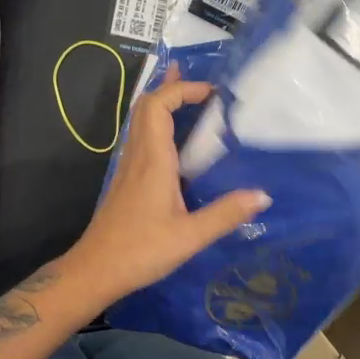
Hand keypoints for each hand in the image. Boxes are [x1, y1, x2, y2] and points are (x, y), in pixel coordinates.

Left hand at [65, 67, 270, 300]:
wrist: (95, 271)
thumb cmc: (140, 251)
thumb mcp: (190, 237)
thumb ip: (225, 214)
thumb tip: (263, 195)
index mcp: (153, 161)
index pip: (159, 106)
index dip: (183, 90)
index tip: (213, 94)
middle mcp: (138, 157)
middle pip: (146, 107)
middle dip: (172, 89)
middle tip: (201, 87)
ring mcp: (128, 169)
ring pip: (141, 123)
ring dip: (163, 106)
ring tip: (189, 100)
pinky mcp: (126, 183)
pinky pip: (142, 141)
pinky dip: (159, 128)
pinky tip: (176, 144)